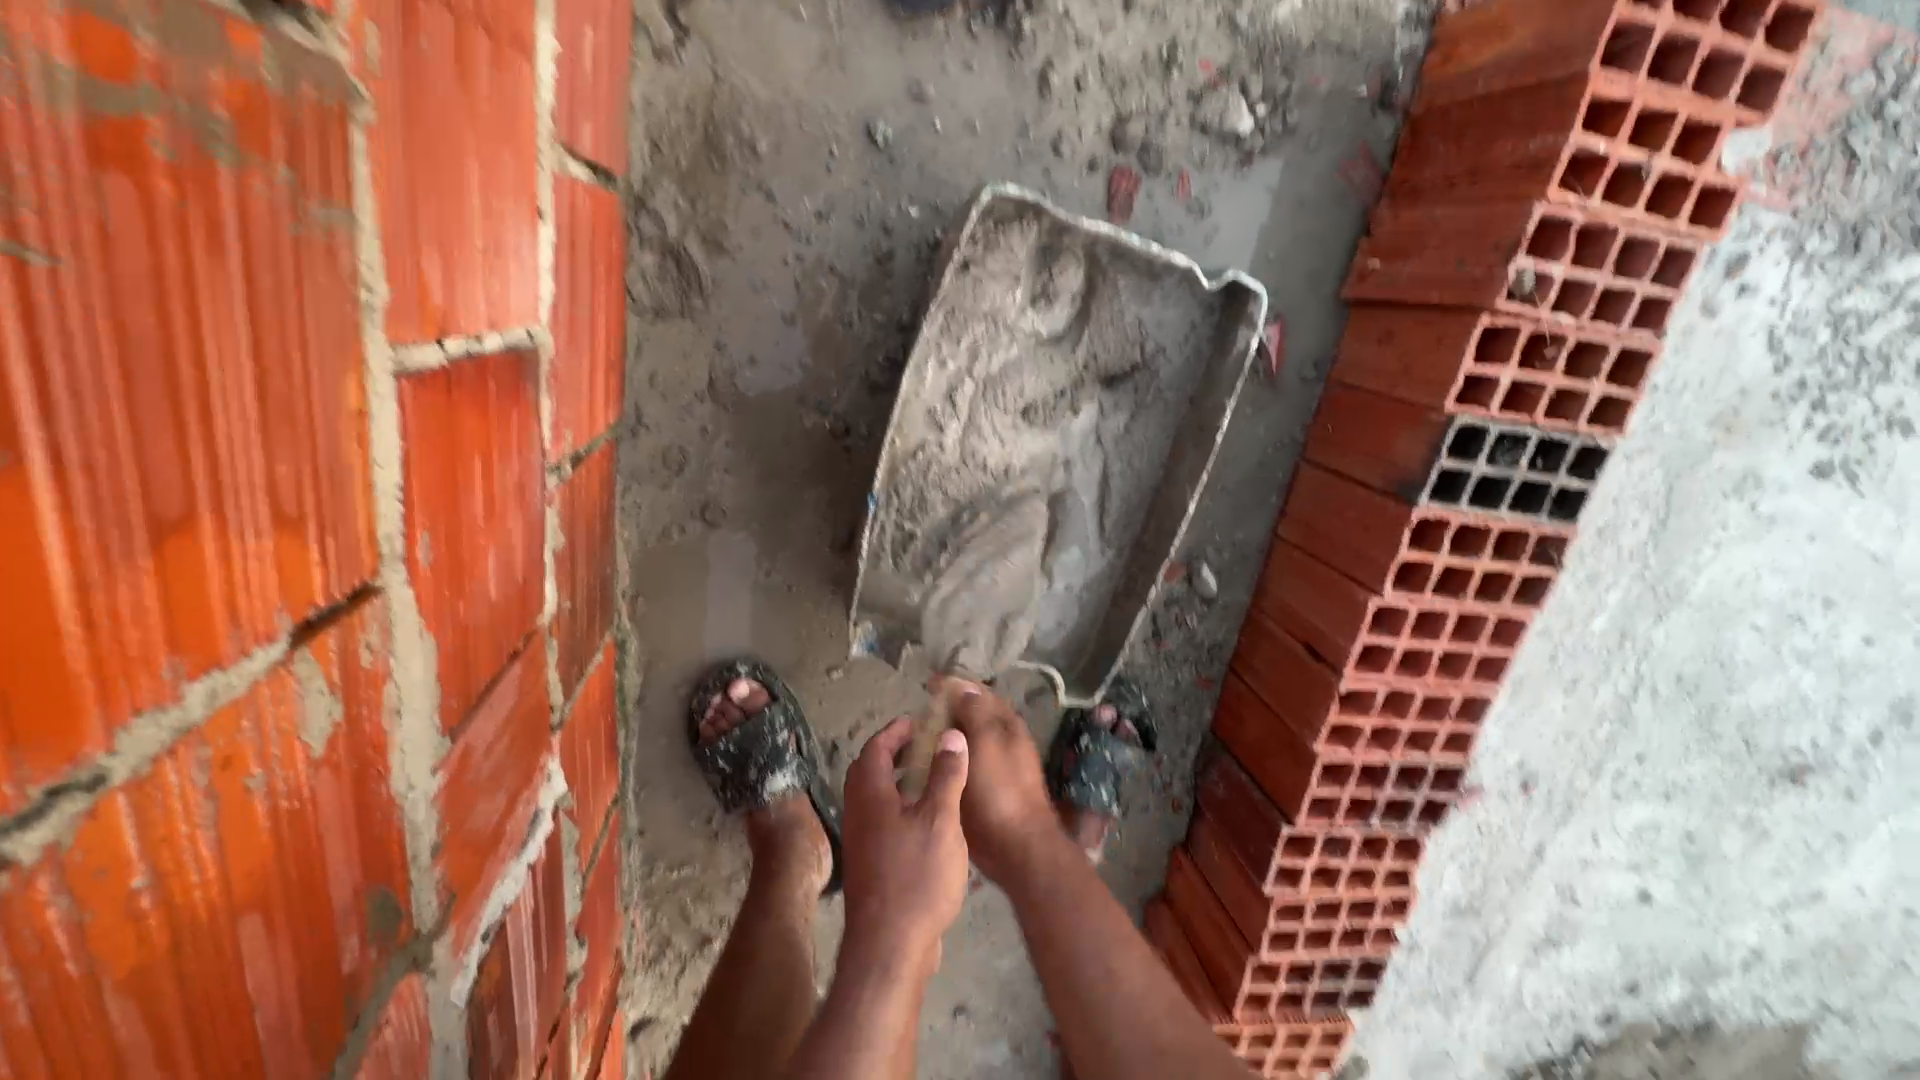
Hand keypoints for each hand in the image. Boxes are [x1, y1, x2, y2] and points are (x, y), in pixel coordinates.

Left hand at [840, 716, 970, 967]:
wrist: (889, 947)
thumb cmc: (916, 876)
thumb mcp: (941, 819)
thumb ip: (946, 776)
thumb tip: (950, 735)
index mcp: (870, 796)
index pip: (875, 749)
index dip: (895, 732)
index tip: (917, 722)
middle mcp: (858, 815)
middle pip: (868, 773)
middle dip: (893, 754)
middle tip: (923, 747)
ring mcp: (862, 843)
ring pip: (875, 800)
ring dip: (898, 783)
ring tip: (931, 780)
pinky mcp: (870, 867)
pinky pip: (882, 823)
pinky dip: (900, 810)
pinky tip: (928, 824)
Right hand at [929, 676, 1059, 884]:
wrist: (1016, 845)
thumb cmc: (1001, 789)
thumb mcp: (987, 741)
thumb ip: (975, 711)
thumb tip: (963, 688)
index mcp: (1005, 724)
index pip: (977, 693)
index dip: (953, 685)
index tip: (925, 685)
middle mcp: (1000, 740)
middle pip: (969, 715)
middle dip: (944, 710)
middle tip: (915, 715)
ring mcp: (991, 766)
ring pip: (962, 741)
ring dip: (942, 736)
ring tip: (914, 738)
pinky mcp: (980, 789)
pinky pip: (958, 765)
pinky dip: (942, 760)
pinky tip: (923, 766)